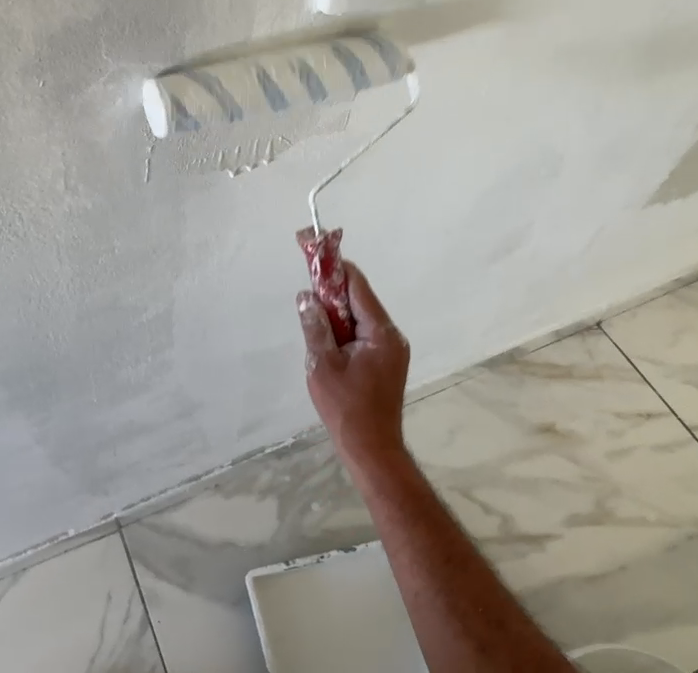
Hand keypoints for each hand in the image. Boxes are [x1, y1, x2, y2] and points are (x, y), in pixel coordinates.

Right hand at [298, 262, 410, 471]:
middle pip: (358, 300)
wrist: (371, 448)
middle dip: (331, 291)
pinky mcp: (385, 362)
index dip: (334, 267)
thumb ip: (314, 326)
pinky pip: (362, 333)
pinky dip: (342, 329)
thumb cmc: (346, 406)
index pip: (357, 286)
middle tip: (306, 287)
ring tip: (311, 317)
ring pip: (358, 317)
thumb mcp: (322, 364)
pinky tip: (325, 339)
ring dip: (335, 313)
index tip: (314, 249)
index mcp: (381, 332)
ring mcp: (391, 350)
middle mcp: (391, 335)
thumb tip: (306, 296)